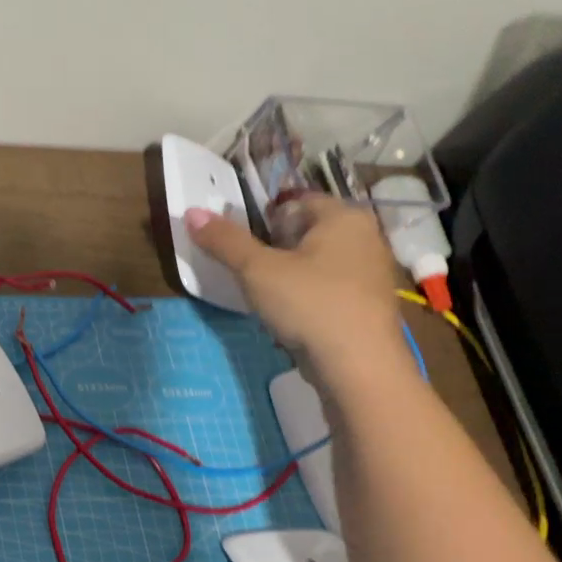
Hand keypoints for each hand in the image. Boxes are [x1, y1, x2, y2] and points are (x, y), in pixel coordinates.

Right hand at [185, 196, 406, 380]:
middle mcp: (363, 235)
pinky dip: (305, 292)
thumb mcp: (257, 270)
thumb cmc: (308, 303)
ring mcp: (368, 270)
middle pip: (307, 230)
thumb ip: (225, 241)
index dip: (264, 216)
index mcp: (343, 217)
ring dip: (289, 271)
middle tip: (247, 267)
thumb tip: (192, 213)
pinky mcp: (365, 301)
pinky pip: (327, 284)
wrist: (355, 360)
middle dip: (275, 245)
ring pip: (317, 259)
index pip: (297, 201)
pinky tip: (288, 313)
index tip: (240, 242)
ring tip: (262, 292)